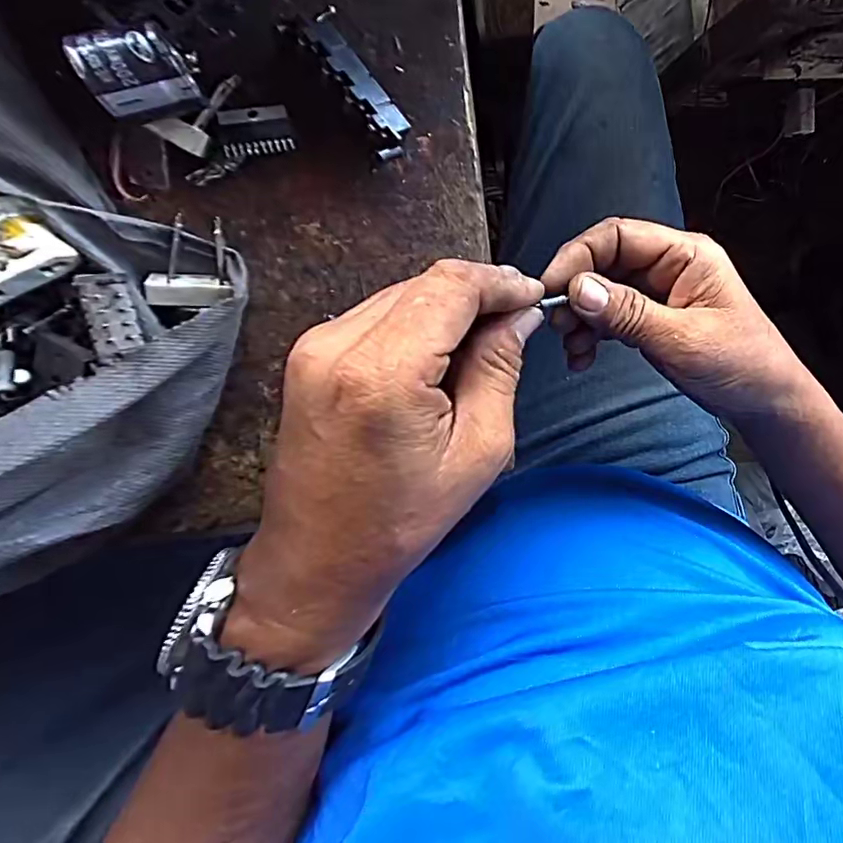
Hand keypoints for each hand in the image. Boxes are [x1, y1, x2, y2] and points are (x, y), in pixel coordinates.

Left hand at [228, 260, 543, 668]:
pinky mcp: (311, 355)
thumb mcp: (480, 447)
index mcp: (383, 373)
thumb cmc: (399, 519)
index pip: (451, 287)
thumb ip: (501, 367)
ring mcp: (316, 348)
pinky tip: (447, 350)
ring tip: (487, 339)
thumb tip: (519, 317)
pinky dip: (424, 319)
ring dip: (453, 305)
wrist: (318, 559)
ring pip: (406, 291)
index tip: (531, 294)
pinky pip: (382, 312)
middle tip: (518, 317)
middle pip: (428, 282)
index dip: (500, 283)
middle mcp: (338, 348)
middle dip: (481, 292)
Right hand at [541, 218, 814, 425]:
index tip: (551, 286)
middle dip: (576, 290)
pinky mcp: (655, 319)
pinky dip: (594, 333)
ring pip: (604, 290)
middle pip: (606, 261)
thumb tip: (578, 288)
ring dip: (581, 316)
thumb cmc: (745, 364)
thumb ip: (629, 313)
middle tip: (557, 322)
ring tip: (573, 345)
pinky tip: (584, 355)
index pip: (618, 235)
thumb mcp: (683, 339)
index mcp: (688, 255)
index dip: (579, 256)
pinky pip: (612, 315)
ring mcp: (662, 293)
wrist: (767, 401)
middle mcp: (672, 267)